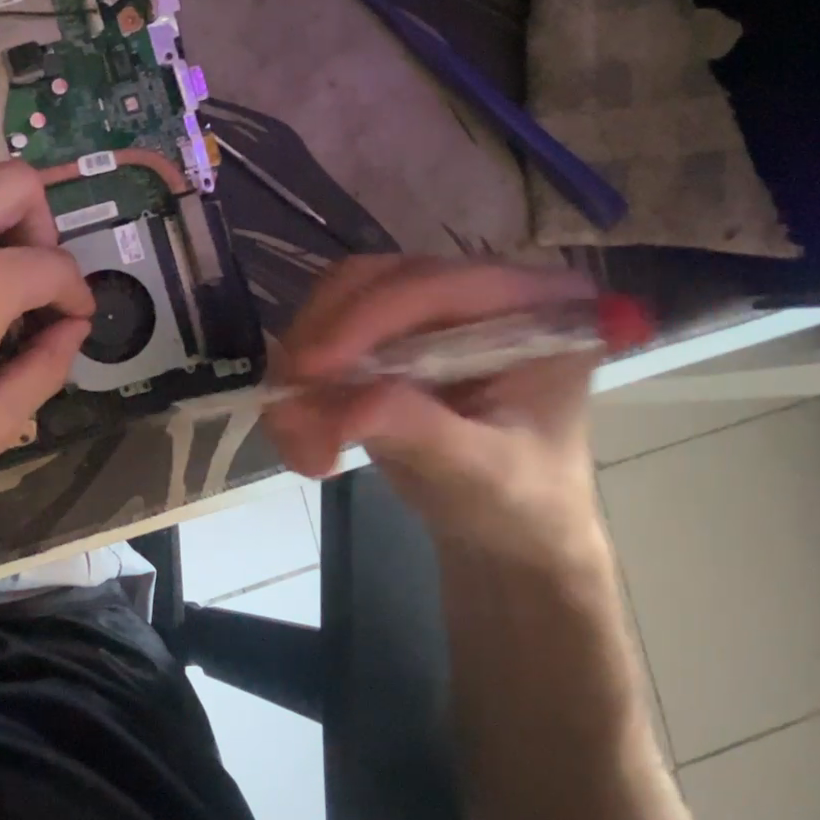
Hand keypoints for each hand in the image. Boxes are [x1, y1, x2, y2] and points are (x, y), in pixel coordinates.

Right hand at [264, 256, 603, 558]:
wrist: (506, 534)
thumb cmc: (521, 502)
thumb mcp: (482, 470)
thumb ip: (418, 428)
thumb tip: (342, 406)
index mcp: (530, 307)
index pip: (433, 285)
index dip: (365, 319)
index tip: (311, 371)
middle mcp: (471, 296)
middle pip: (366, 284)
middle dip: (319, 343)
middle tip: (289, 405)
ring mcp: (420, 317)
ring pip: (327, 311)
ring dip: (298, 371)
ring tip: (296, 437)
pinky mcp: (378, 343)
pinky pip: (314, 344)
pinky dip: (295, 388)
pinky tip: (302, 437)